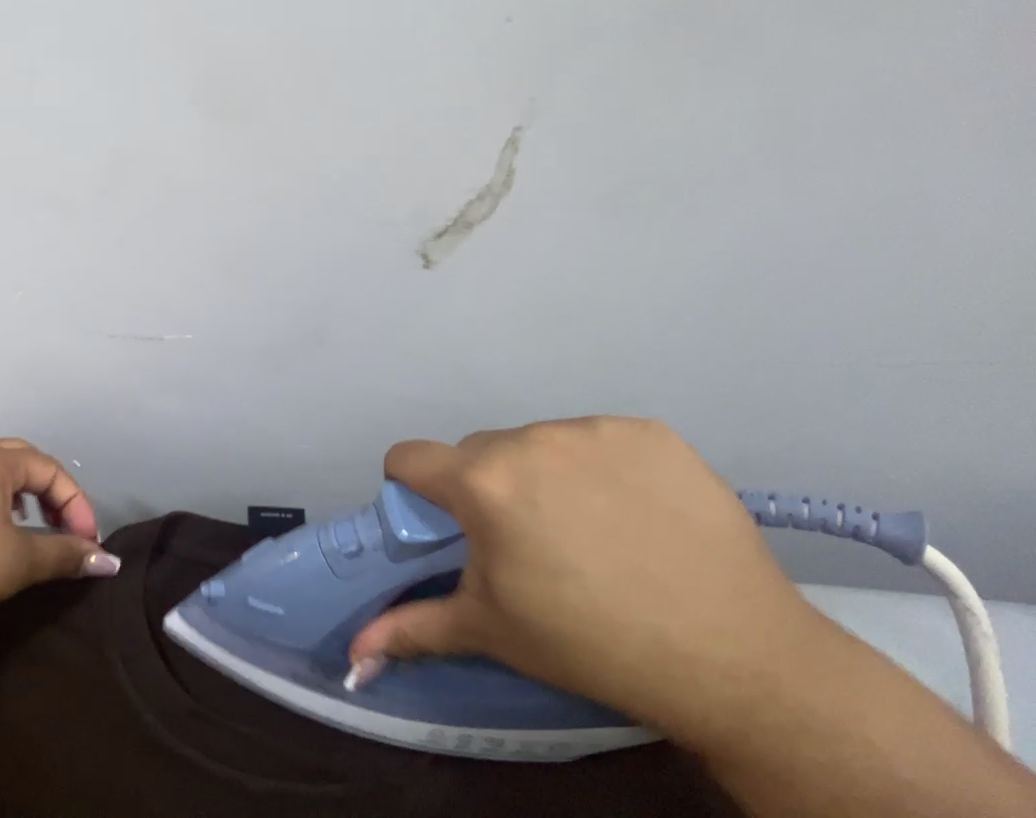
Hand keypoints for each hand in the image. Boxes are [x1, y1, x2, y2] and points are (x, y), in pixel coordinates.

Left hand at [0, 439, 119, 645]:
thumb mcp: (18, 562)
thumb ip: (65, 555)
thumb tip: (108, 560)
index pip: (50, 470)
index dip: (77, 504)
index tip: (88, 544)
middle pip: (19, 461)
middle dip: (49, 493)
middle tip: (64, 530)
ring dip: (12, 492)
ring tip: (25, 523)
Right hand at [347, 416, 831, 739]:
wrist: (735, 658)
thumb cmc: (591, 645)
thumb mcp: (491, 633)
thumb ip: (412, 629)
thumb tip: (353, 656)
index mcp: (481, 483)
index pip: (409, 458)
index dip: (414, 492)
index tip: (445, 528)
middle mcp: (531, 440)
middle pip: (478, 452)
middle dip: (484, 489)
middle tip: (524, 545)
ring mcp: (596, 431)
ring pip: (538, 443)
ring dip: (541, 476)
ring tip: (586, 533)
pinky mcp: (653, 434)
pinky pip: (598, 441)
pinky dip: (600, 469)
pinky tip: (632, 515)